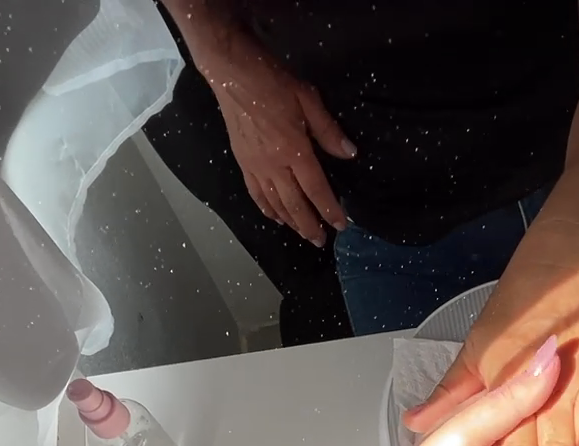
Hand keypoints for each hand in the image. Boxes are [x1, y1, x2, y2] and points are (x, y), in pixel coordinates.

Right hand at [199, 35, 354, 246]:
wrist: (229, 70)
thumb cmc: (271, 80)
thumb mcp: (307, 98)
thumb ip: (327, 129)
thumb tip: (349, 153)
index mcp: (294, 150)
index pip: (316, 189)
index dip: (329, 210)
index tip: (341, 225)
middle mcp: (274, 165)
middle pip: (295, 205)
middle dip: (310, 226)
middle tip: (321, 241)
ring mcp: (256, 167)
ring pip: (276, 205)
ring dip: (291, 223)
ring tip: (303, 234)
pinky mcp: (242, 163)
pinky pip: (256, 194)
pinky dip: (267, 210)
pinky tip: (276, 218)